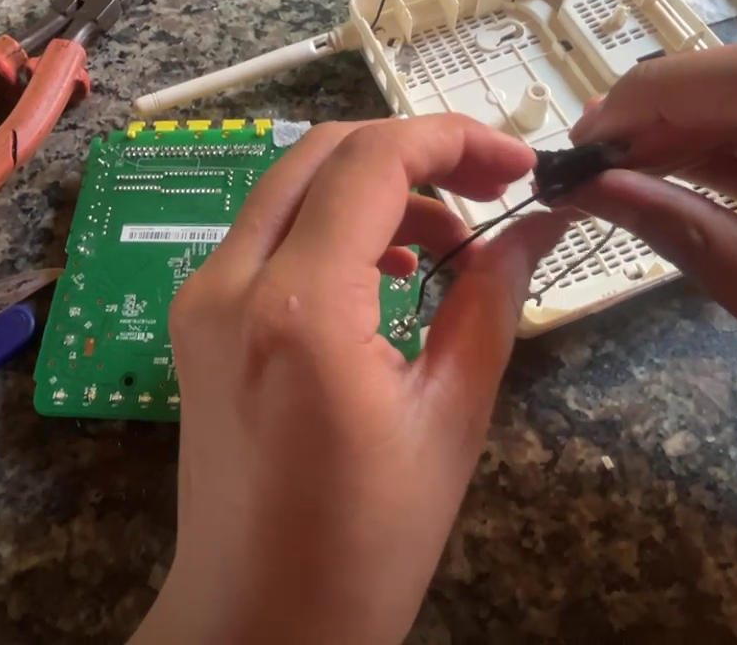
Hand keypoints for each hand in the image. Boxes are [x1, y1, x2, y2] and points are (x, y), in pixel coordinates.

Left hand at [132, 116, 575, 644]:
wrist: (255, 619)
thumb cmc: (364, 542)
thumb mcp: (449, 418)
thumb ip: (491, 301)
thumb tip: (538, 224)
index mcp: (300, 306)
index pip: (372, 163)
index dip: (450, 139)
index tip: (515, 162)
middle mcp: (232, 279)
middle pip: (323, 153)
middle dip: (412, 151)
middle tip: (485, 185)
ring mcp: (202, 292)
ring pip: (291, 185)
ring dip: (372, 186)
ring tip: (444, 238)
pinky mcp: (198, 313)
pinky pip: (268, 231)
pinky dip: (329, 221)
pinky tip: (383, 267)